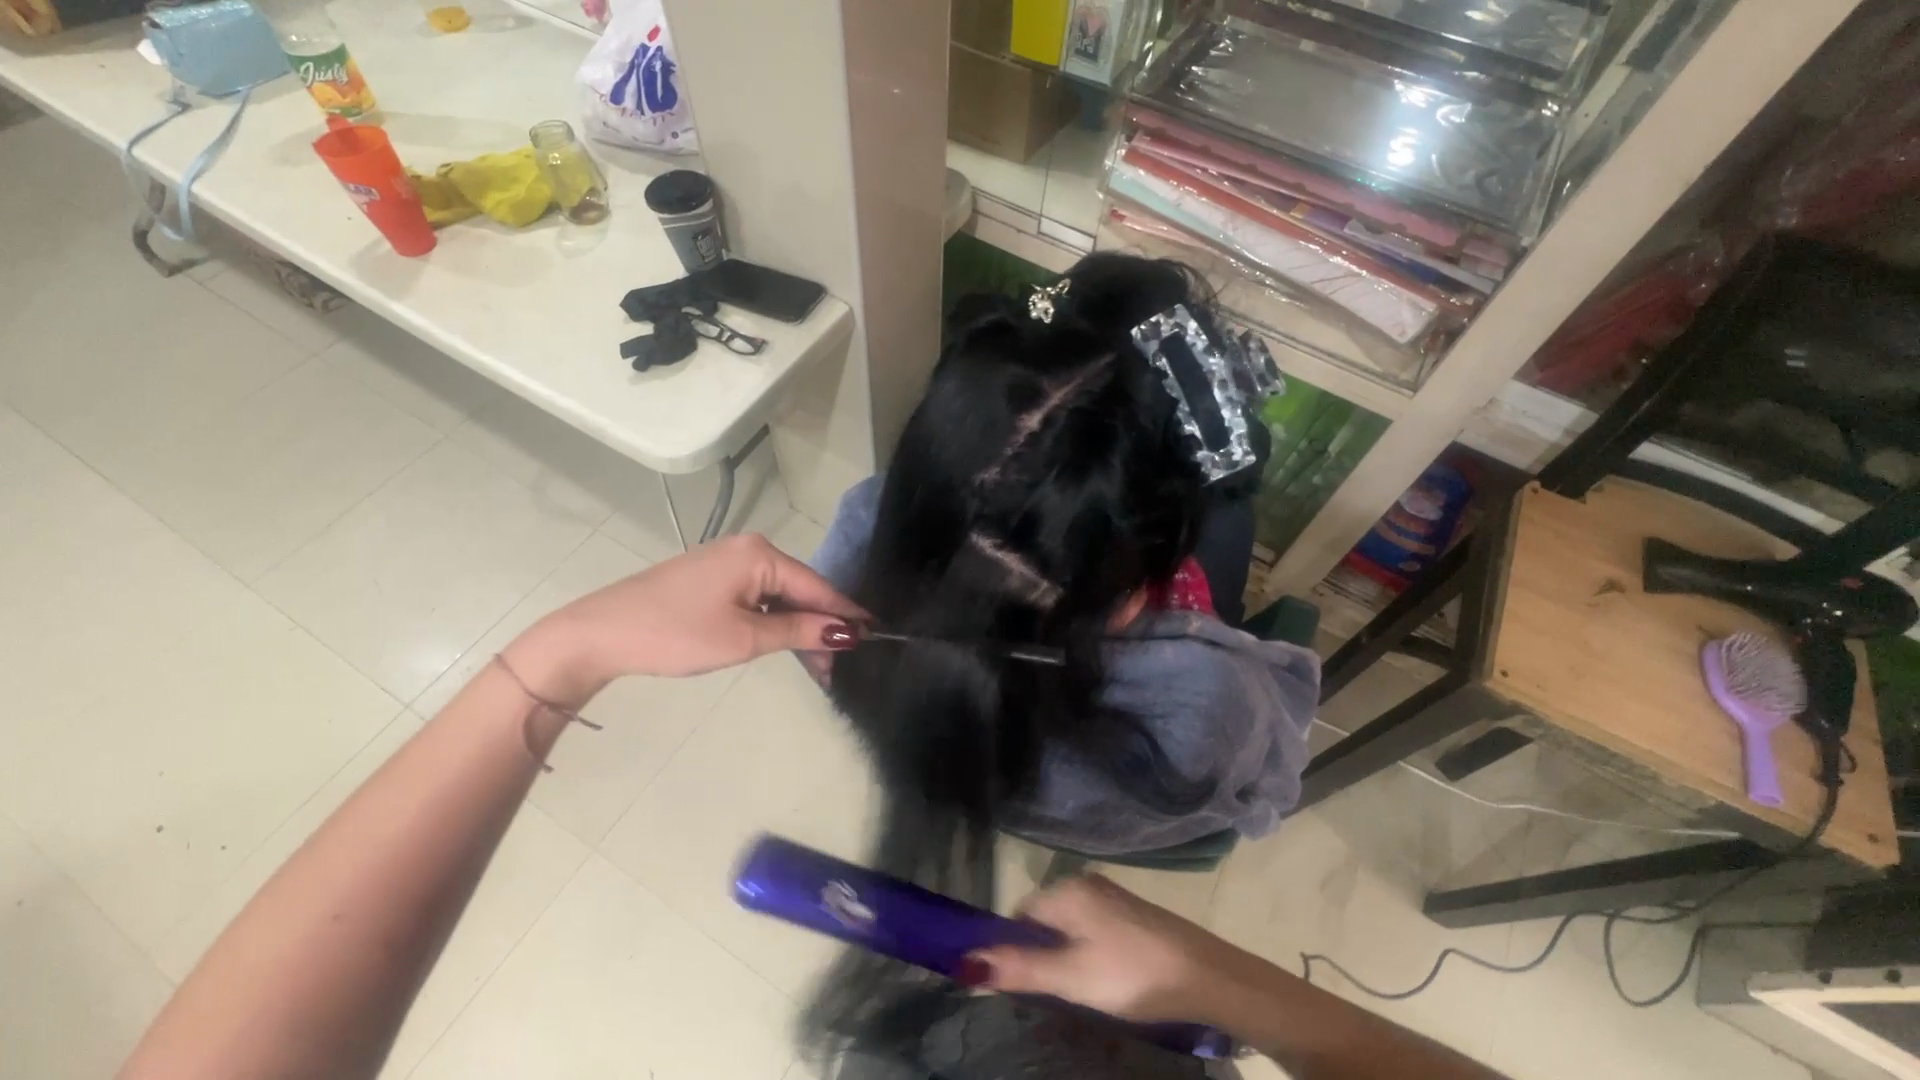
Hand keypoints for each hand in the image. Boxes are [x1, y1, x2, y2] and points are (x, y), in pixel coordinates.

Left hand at [504, 534, 866, 705]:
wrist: (601, 634)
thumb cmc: (676, 634)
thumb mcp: (745, 637)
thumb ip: (800, 631)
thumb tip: (848, 632)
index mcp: (760, 554)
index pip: (818, 586)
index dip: (847, 615)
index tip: (879, 639)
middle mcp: (748, 548)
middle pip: (800, 589)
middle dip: (822, 627)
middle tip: (841, 668)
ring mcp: (728, 562)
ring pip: (779, 595)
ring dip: (798, 628)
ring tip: (818, 667)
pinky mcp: (712, 578)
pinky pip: (757, 597)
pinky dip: (773, 622)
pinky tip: (785, 645)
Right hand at [968, 875, 1249, 1024]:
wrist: (1207, 976)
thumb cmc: (1132, 974)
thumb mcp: (1070, 977)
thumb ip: (1019, 967)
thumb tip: (964, 962)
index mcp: (1066, 889)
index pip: (1017, 914)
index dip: (1013, 949)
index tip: (1025, 983)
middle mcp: (1084, 881)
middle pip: (1041, 918)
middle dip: (1041, 953)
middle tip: (1059, 990)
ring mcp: (1110, 895)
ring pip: (1067, 925)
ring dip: (1065, 954)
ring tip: (1084, 988)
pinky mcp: (1130, 911)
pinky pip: (1090, 927)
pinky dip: (1088, 951)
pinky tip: (1107, 977)